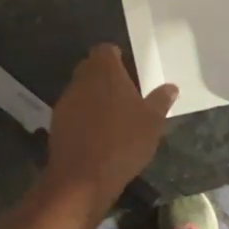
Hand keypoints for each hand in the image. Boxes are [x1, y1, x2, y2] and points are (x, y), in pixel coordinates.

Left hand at [43, 44, 177, 202]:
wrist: (82, 178)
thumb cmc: (123, 142)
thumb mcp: (152, 122)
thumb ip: (161, 100)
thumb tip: (171, 87)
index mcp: (104, 71)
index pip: (106, 50)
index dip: (118, 57)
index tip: (131, 70)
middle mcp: (81, 80)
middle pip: (92, 68)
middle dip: (107, 77)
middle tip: (127, 93)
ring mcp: (66, 102)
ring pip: (82, 90)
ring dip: (95, 97)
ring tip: (115, 116)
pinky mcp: (57, 123)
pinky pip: (74, 111)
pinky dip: (85, 116)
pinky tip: (99, 134)